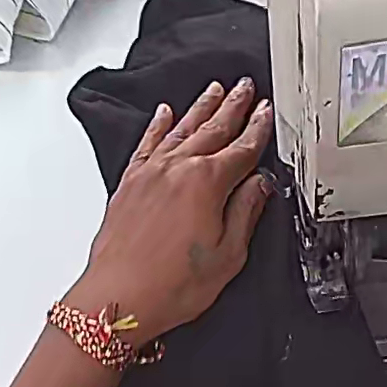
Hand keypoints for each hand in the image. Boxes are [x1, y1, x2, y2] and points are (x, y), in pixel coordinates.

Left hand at [65, 78, 274, 342]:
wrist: (120, 298)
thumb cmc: (172, 285)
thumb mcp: (228, 255)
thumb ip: (245, 213)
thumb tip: (259, 185)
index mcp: (207, 184)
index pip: (242, 149)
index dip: (258, 129)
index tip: (266, 112)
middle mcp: (177, 170)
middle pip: (212, 129)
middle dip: (233, 107)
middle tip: (245, 87)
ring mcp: (150, 174)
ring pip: (181, 129)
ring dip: (200, 108)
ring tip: (215, 91)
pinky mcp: (129, 184)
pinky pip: (147, 144)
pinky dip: (158, 126)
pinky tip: (164, 114)